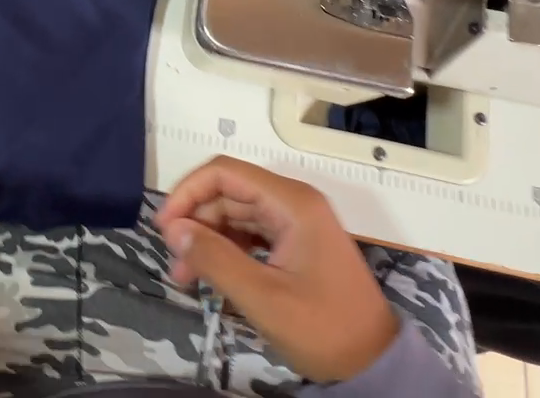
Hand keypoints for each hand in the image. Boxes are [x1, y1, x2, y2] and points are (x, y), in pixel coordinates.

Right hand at [156, 155, 398, 381]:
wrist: (374, 366)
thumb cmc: (323, 328)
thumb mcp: (263, 297)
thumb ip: (215, 259)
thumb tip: (173, 229)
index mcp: (291, 202)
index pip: (225, 173)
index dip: (188, 192)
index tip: (164, 227)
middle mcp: (292, 202)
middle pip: (228, 192)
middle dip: (195, 220)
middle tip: (173, 259)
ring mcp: (295, 222)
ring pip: (235, 214)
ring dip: (207, 238)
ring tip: (184, 275)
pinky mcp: (294, 243)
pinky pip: (249, 234)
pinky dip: (226, 250)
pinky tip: (208, 275)